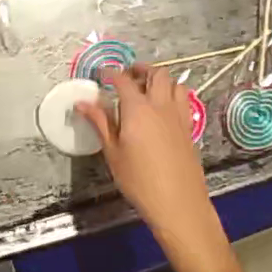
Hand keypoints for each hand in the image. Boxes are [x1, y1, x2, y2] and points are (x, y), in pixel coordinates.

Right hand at [76, 64, 218, 242]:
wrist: (177, 202)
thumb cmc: (139, 179)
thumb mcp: (112, 152)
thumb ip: (100, 122)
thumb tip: (82, 103)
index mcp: (138, 109)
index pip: (123, 80)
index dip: (111, 73)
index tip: (101, 74)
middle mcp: (161, 106)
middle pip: (156, 74)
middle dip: (140, 70)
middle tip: (126, 77)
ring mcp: (178, 116)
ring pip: (175, 84)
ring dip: (160, 80)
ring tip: (146, 90)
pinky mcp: (188, 128)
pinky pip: (183, 100)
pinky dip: (173, 94)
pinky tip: (162, 109)